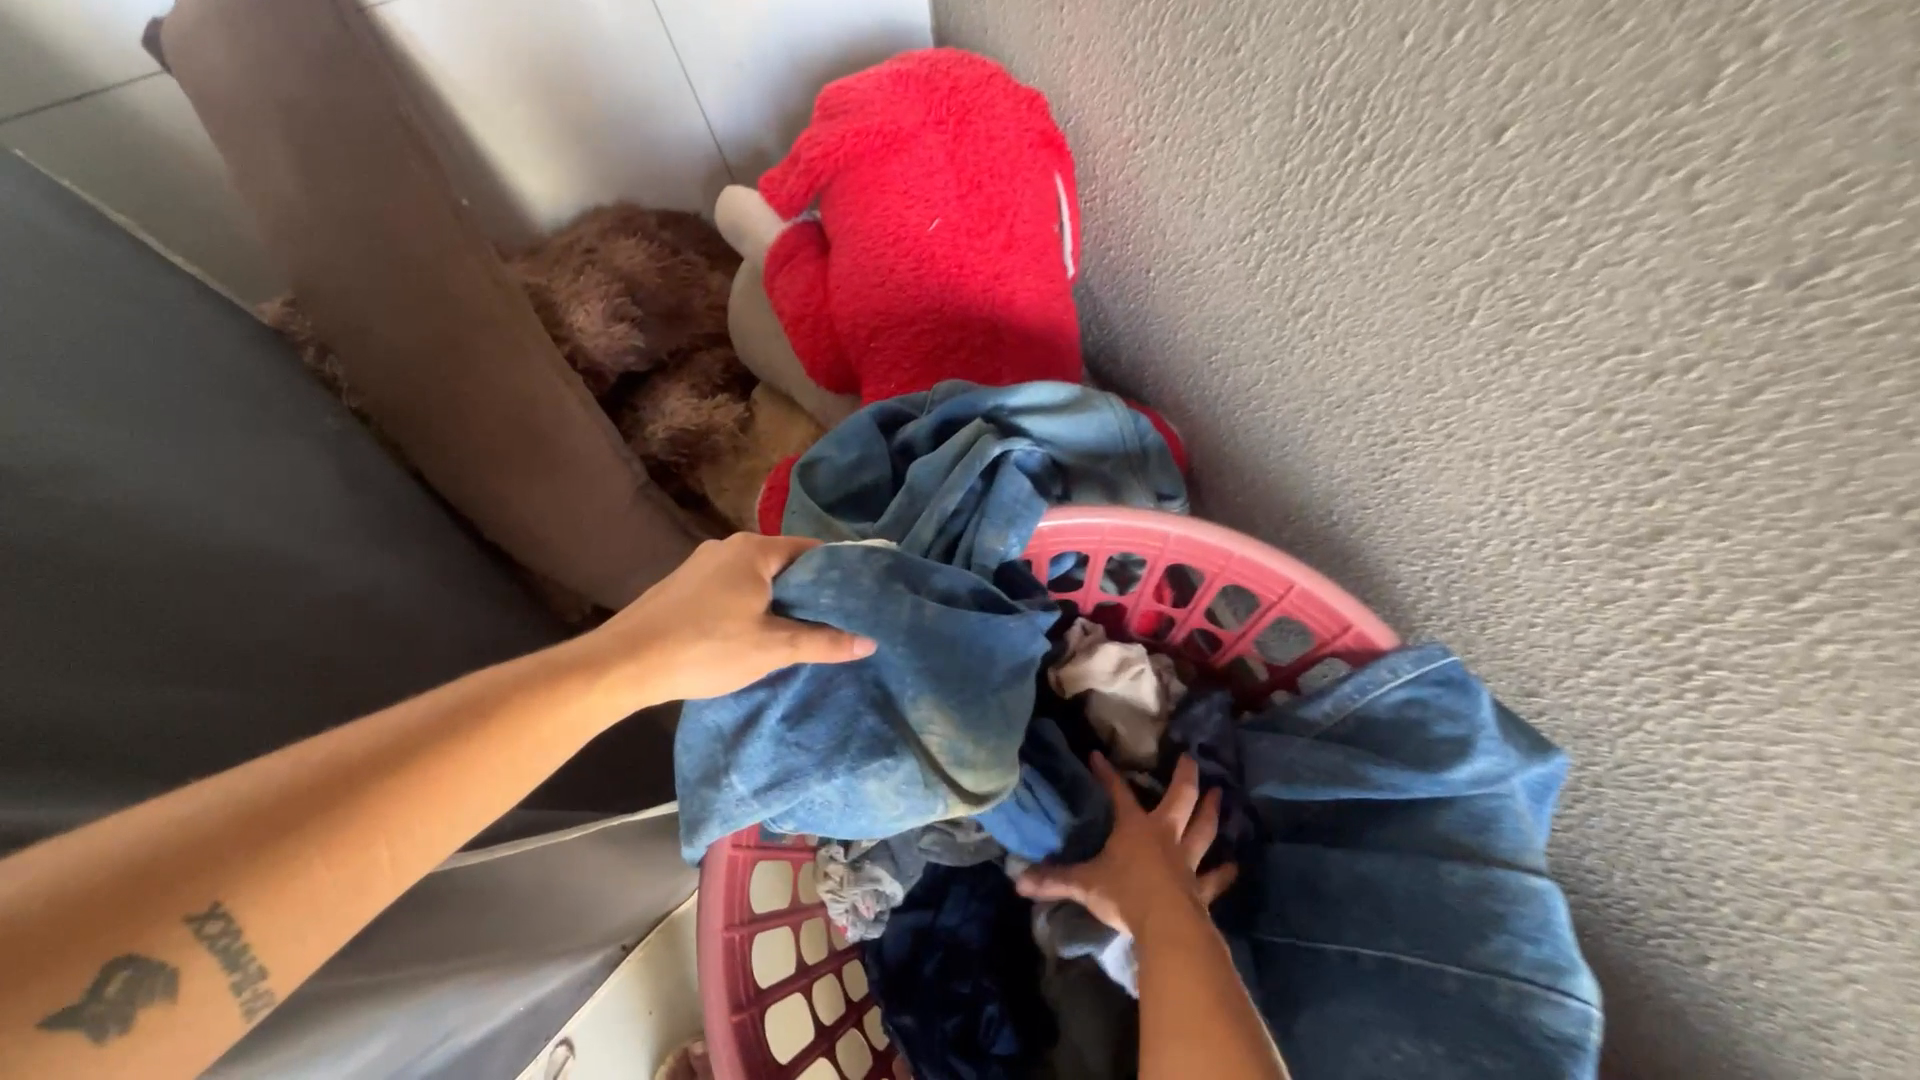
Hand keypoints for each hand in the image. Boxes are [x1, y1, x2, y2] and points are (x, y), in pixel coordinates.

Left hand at [576, 533, 875, 707]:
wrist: (623, 664)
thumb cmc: (706, 648)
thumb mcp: (773, 648)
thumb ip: (823, 642)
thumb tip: (869, 641)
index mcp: (754, 550)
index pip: (812, 551)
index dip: (839, 573)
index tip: (859, 598)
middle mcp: (728, 547)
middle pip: (784, 563)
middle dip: (809, 590)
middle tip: (837, 620)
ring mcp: (700, 565)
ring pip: (755, 578)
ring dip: (778, 600)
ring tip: (801, 630)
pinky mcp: (682, 587)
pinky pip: (730, 589)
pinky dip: (750, 605)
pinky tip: (753, 633)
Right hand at [1016, 754, 1237, 937]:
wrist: (1166, 924)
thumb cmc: (1123, 894)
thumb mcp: (1084, 884)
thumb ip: (1053, 879)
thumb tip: (1017, 881)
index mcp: (1134, 828)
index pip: (1118, 793)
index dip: (1107, 774)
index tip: (1097, 756)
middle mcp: (1165, 836)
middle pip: (1180, 799)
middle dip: (1185, 777)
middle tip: (1191, 759)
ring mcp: (1186, 861)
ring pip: (1204, 829)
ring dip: (1211, 812)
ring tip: (1219, 795)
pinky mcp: (1200, 887)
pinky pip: (1215, 878)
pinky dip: (1224, 872)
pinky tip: (1234, 866)